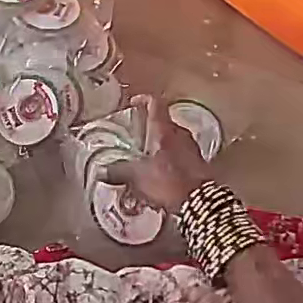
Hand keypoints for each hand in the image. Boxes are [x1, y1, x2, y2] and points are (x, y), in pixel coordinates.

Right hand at [104, 96, 213, 211]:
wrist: (199, 202)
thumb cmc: (170, 182)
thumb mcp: (138, 176)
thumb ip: (118, 171)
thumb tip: (102, 171)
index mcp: (165, 131)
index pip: (157, 104)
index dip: (144, 99)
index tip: (135, 102)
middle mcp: (181, 136)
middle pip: (165, 123)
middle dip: (150, 128)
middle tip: (137, 134)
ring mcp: (193, 150)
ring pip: (174, 140)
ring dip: (160, 145)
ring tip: (146, 157)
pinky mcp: (199, 166)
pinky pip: (181, 157)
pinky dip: (169, 161)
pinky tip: (160, 174)